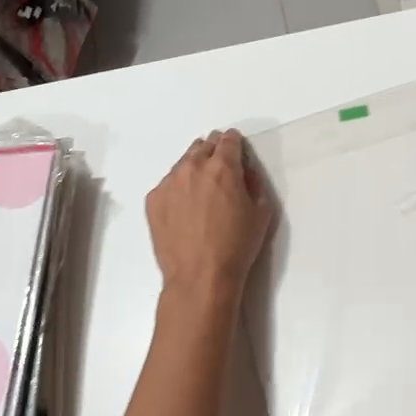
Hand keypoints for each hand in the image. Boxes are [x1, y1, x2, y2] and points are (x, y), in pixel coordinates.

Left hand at [145, 129, 274, 298]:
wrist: (199, 275)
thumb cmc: (237, 246)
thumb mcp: (261, 213)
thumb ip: (254, 183)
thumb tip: (244, 170)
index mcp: (223, 168)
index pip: (228, 140)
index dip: (234, 142)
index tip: (236, 149)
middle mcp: (193, 167)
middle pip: (203, 145)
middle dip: (213, 151)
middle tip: (219, 167)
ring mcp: (169, 182)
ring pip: (183, 163)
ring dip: (195, 167)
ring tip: (201, 188)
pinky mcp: (153, 199)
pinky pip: (168, 183)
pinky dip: (178, 187)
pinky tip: (185, 207)